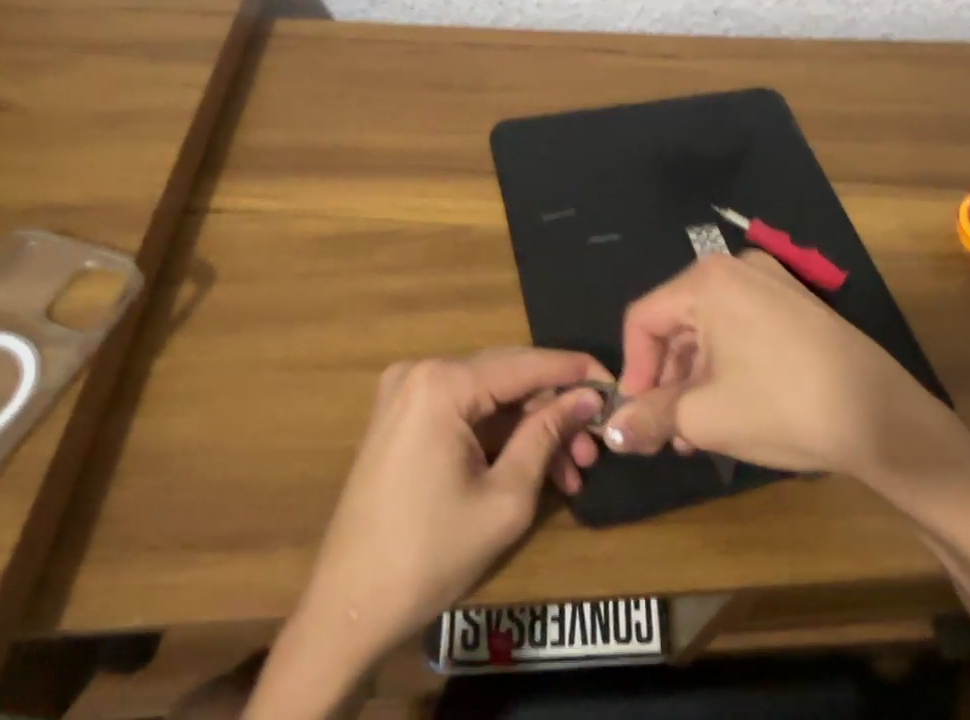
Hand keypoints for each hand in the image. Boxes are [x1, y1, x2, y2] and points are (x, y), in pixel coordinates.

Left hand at [285, 349, 605, 676]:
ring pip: (492, 399)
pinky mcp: (402, 419)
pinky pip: (466, 414)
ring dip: (533, 430)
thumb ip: (548, 435)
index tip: (619, 389)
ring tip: (573, 473)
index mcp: (442, 384)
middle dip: (557, 411)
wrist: (350, 605)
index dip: (578, 373)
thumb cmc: (431, 553)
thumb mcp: (506, 495)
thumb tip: (590, 396)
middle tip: (596, 448)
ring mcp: (406, 394)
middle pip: (510, 377)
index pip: (528, 363)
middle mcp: (420, 373)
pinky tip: (535, 470)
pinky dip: (502, 438)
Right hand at [602, 251, 955, 478]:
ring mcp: (776, 285)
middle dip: (667, 381)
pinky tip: (730, 412)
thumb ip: (650, 417)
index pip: (643, 319)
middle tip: (667, 432)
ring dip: (695, 381)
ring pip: (711, 332)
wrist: (881, 417)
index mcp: (709, 281)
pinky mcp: (799, 307)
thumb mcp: (703, 417)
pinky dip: (727, 368)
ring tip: (697, 433)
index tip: (636, 415)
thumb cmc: (780, 407)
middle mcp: (740, 269)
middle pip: (677, 324)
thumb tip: (614, 431)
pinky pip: (743, 331)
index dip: (632, 371)